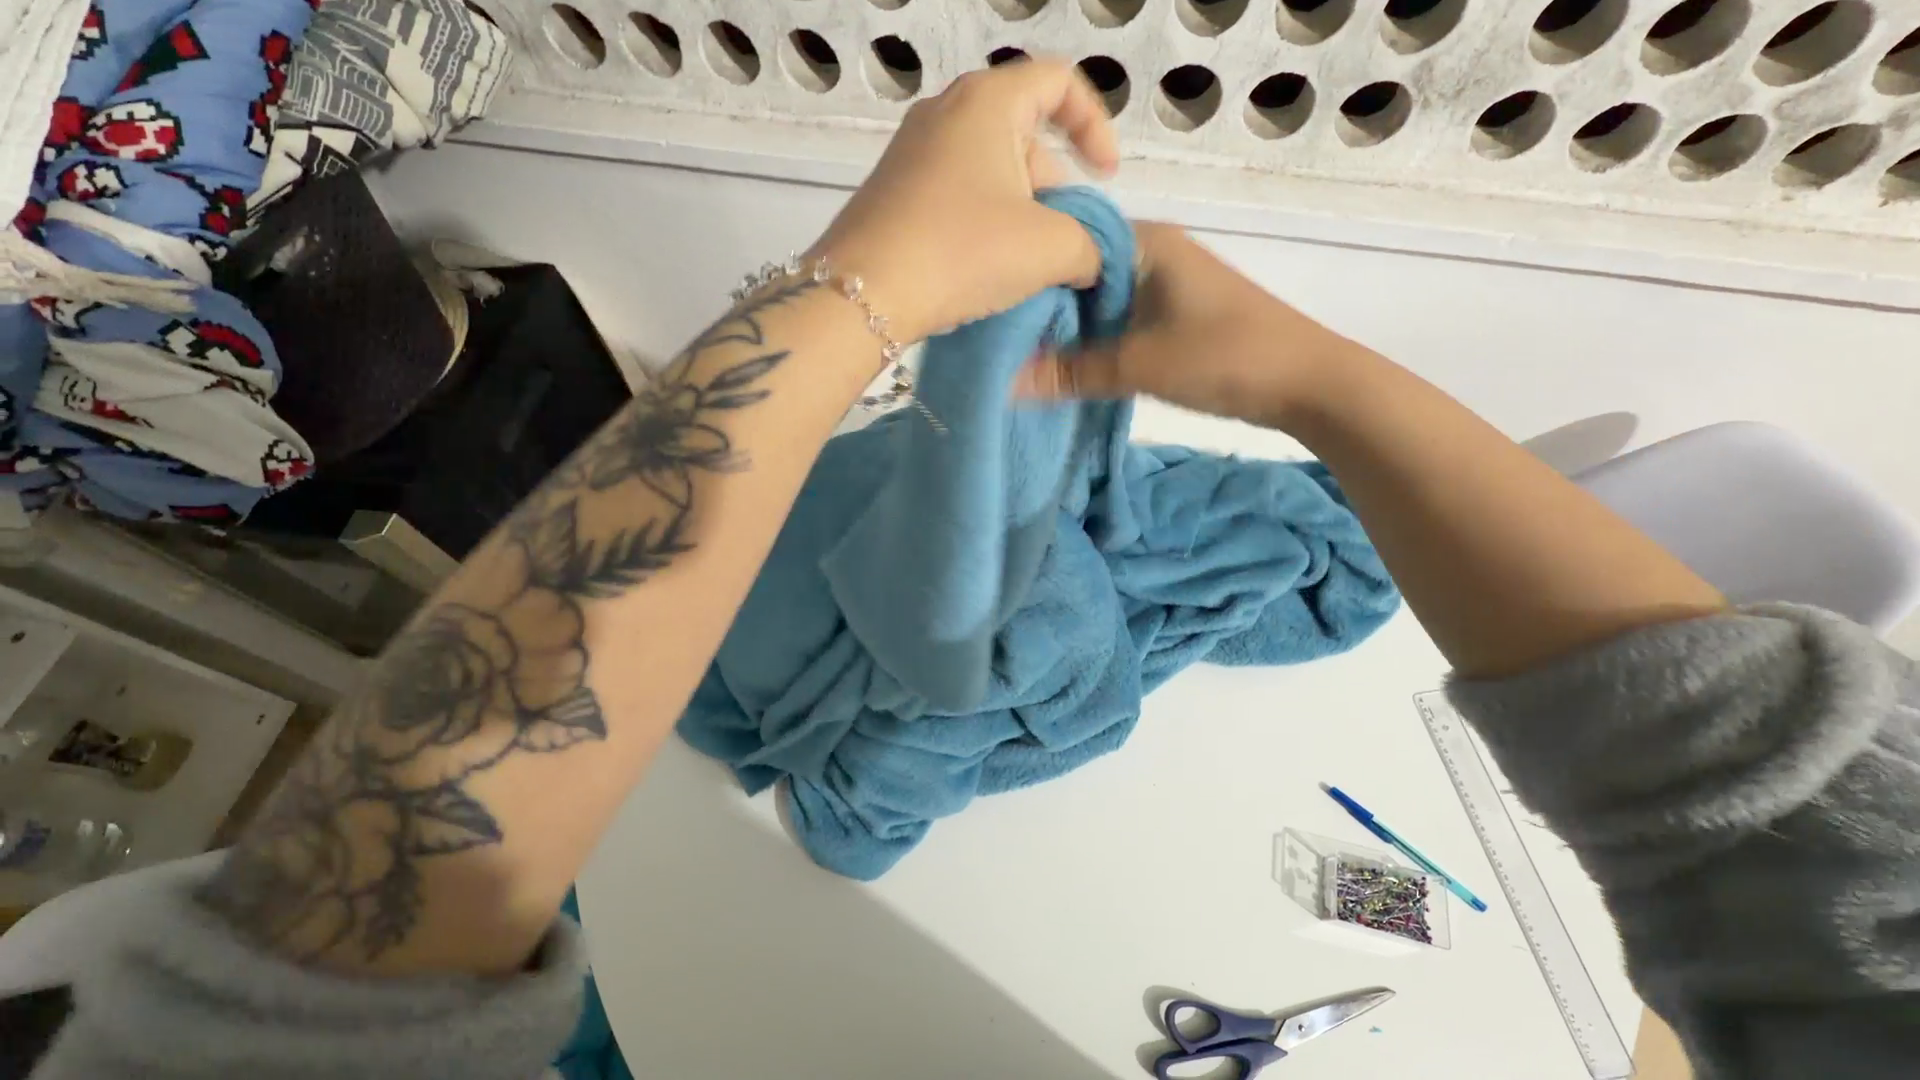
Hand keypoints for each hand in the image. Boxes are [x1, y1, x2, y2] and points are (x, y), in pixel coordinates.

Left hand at [807, 57, 1119, 344]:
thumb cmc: (961, 253)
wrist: (860, 296)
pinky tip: (990, 272)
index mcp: (986, 101)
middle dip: (1057, 190)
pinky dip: (986, 224)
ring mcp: (912, 153)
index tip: (1104, 177)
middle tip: (1067, 244)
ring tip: (1031, 269)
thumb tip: (1090, 258)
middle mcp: (944, 112)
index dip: (1096, 125)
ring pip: (991, 171)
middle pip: (1025, 135)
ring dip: (1024, 215)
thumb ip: (1090, 246)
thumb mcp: (1048, 249)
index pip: (1059, 82)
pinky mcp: (894, 193)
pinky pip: (957, 195)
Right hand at [1014, 223, 1364, 428]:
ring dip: (1067, 322)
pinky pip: (1119, 315)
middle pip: (1078, 268)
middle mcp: (1152, 250)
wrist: (1309, 382)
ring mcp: (1166, 280)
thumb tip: (1003, 383)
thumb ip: (1070, 372)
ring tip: (1018, 349)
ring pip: (1098, 296)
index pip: (1065, 238)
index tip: (988, 298)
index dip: (1026, 267)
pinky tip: (1066, 359)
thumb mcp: (1139, 365)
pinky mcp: (1175, 310)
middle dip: (1041, 300)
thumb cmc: (1225, 357)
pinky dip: (1093, 335)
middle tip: (994, 331)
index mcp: (1144, 241)